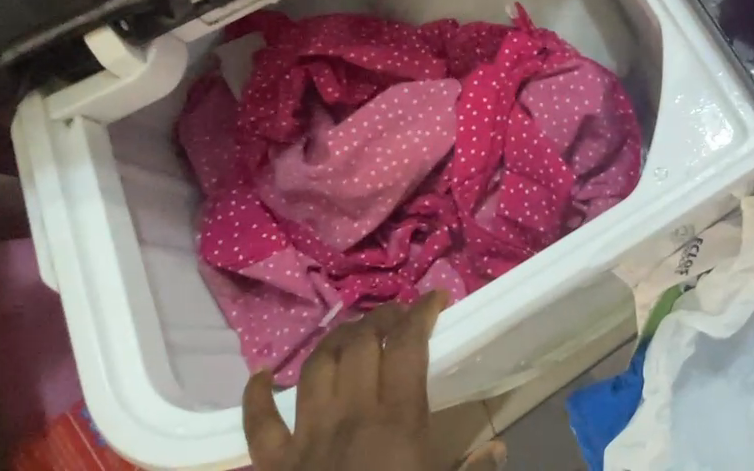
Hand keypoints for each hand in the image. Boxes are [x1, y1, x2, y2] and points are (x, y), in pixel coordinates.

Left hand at [243, 292, 454, 470]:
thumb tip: (498, 450)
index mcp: (397, 423)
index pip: (407, 345)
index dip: (421, 313)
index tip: (436, 300)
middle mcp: (351, 417)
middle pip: (360, 344)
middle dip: (381, 319)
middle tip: (399, 318)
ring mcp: (308, 440)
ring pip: (316, 367)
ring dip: (336, 340)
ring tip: (354, 334)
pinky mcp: (275, 468)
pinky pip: (258, 425)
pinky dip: (255, 397)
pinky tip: (260, 376)